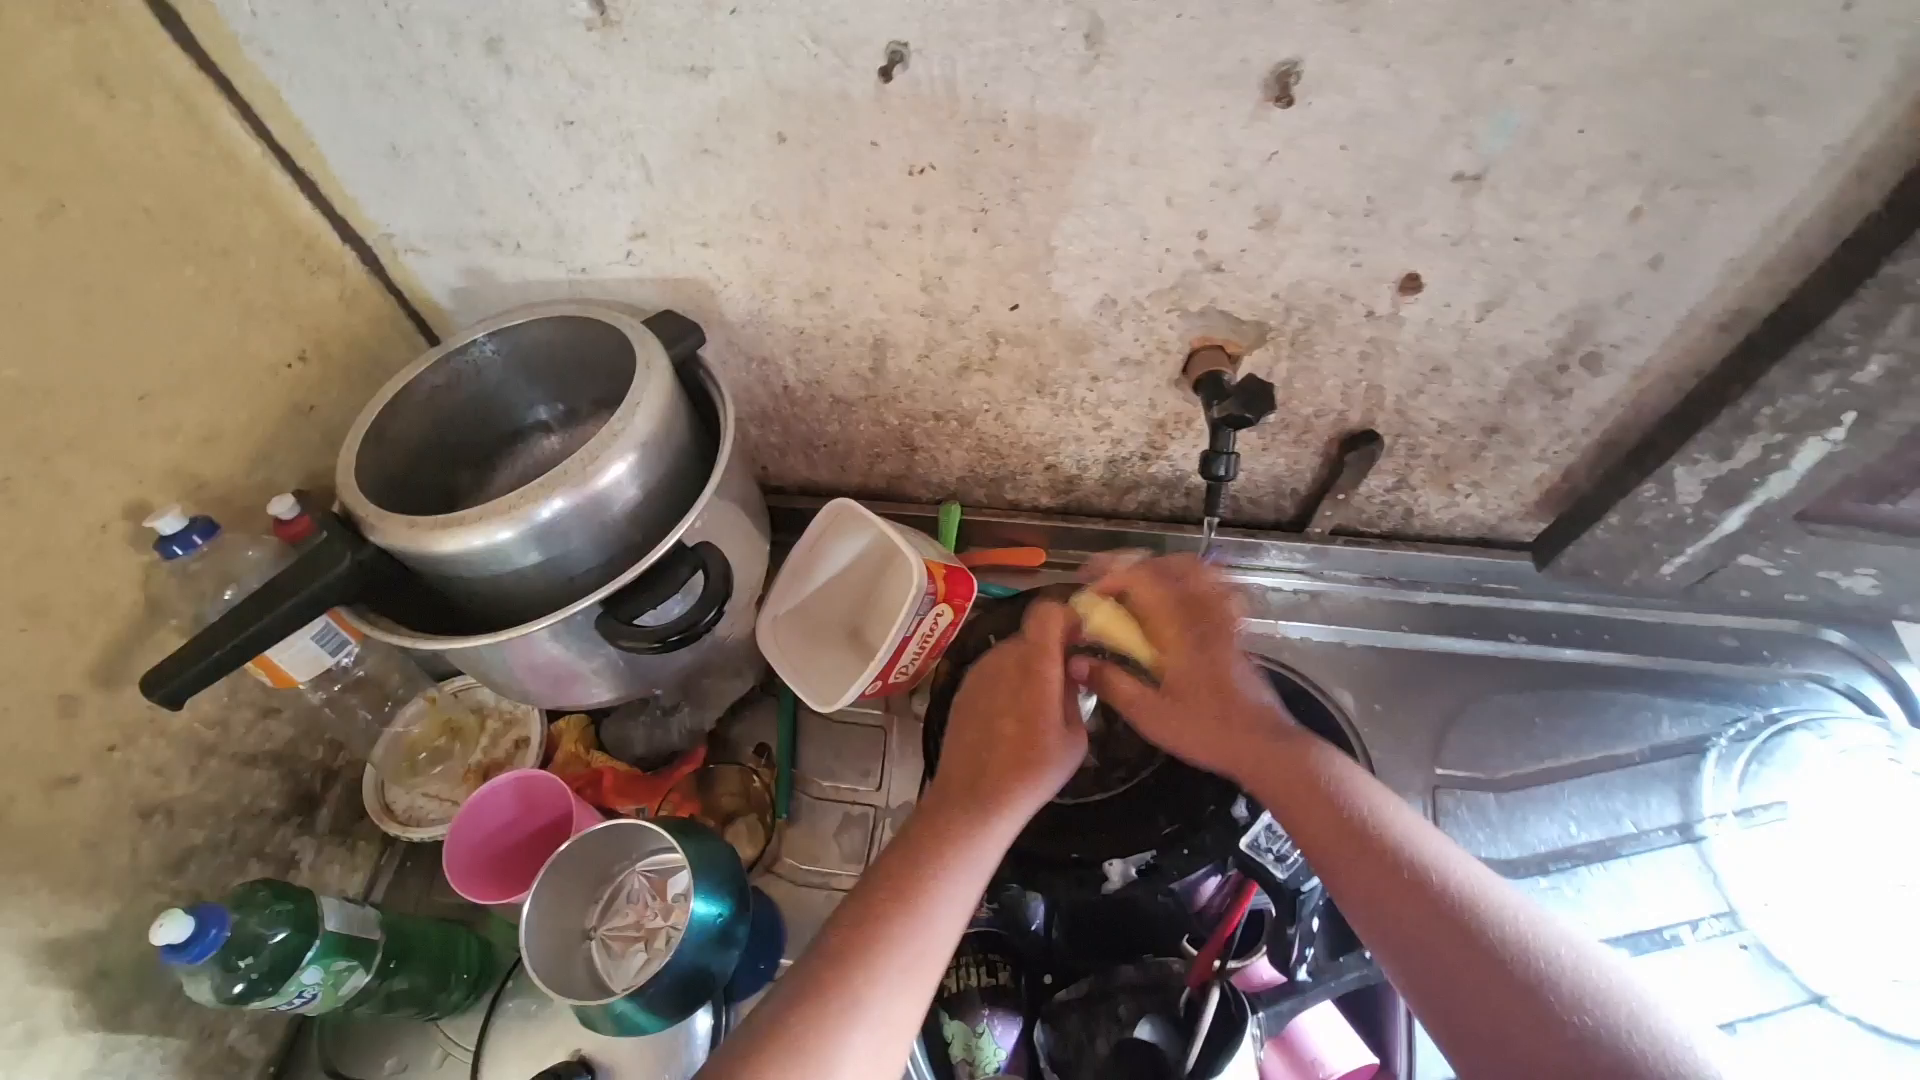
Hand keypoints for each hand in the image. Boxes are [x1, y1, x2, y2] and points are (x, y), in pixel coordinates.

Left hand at [928, 600, 1088, 825]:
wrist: (974, 798)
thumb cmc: (1033, 771)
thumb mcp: (1074, 737)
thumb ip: (1074, 694)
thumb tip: (1068, 674)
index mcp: (1035, 664)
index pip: (1048, 612)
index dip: (1066, 617)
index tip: (1080, 638)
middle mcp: (1003, 657)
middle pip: (1031, 635)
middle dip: (1050, 650)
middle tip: (1064, 681)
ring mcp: (978, 670)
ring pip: (1011, 653)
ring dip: (1028, 667)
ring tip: (1036, 707)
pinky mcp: (962, 687)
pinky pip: (993, 672)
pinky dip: (1007, 682)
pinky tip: (1010, 718)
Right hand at [1066, 554, 1295, 783]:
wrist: (1264, 745)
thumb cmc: (1205, 731)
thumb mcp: (1149, 714)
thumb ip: (1111, 684)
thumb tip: (1074, 662)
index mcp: (1178, 628)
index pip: (1142, 578)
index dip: (1111, 576)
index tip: (1089, 593)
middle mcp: (1202, 613)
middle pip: (1168, 564)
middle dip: (1131, 566)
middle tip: (1107, 585)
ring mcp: (1223, 619)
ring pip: (1195, 570)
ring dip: (1161, 569)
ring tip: (1138, 586)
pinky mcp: (1234, 630)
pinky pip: (1216, 588)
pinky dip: (1193, 582)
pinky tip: (1181, 597)